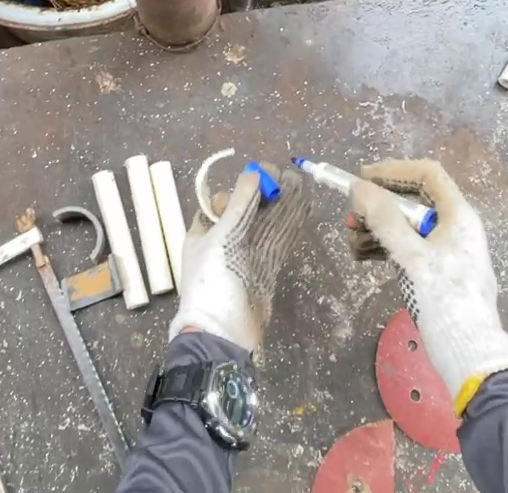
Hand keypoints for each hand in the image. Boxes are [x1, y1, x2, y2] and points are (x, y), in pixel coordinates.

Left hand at [169, 162, 310, 351]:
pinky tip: (303, 208)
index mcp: (204, 233)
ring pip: (266, 224)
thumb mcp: (221, 238)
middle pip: (248, 211)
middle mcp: (224, 242)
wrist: (224, 334)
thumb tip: (253, 174)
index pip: (220, 203)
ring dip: (282, 204)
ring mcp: (246, 256)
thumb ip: (239, 205)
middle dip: (266, 193)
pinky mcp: (265, 268)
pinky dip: (290, 224)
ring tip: (298, 183)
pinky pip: (278, 240)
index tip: (255, 179)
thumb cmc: (212, 281)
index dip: (238, 190)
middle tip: (285, 175)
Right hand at [348, 159, 507, 411]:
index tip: (362, 178)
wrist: (470, 357)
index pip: (426, 174)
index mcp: (458, 215)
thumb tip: (358, 187)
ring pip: (406, 225)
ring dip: (376, 228)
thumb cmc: (444, 299)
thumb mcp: (410, 256)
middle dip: (378, 206)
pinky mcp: (438, 271)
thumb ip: (383, 218)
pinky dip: (384, 247)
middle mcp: (454, 226)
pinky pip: (408, 247)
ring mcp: (446, 249)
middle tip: (351, 217)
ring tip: (351, 242)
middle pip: (412, 199)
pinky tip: (361, 256)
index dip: (393, 170)